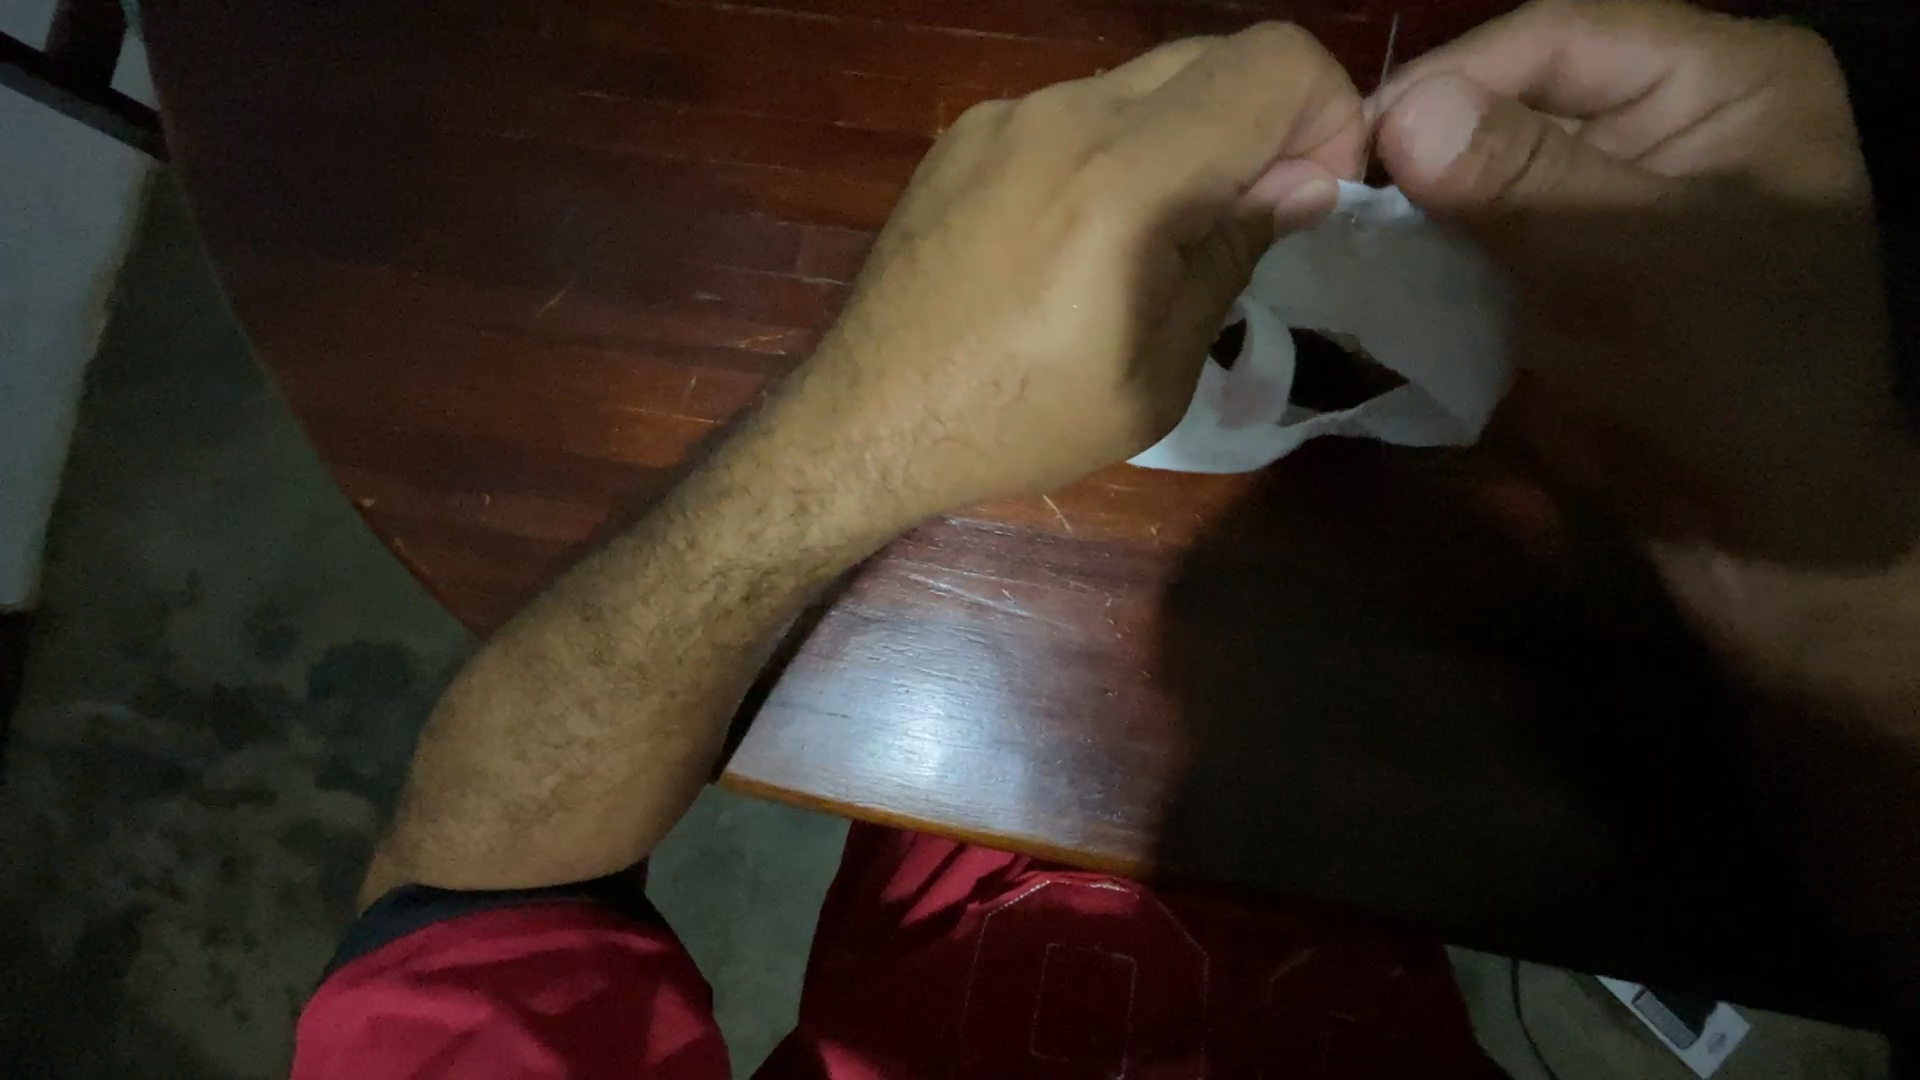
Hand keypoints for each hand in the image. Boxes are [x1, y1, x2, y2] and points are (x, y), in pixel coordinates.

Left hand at [776, 25, 1364, 523]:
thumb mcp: (1152, 381)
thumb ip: (1231, 262)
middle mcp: (1063, 117)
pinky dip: (1103, 154)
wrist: (868, 422)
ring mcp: (1000, 119)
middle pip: (1210, 59)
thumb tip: (1300, 182)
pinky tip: (1070, 237)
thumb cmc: (1016, 426)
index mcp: (1124, 182)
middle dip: (1254, 127)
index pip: (1274, 64)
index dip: (1325, 113)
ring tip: (1145, 244)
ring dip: (1175, 143)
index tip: (1308, 194)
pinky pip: (1066, 118)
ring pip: (1135, 86)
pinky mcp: (958, 139)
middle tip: (1236, 225)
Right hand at [1373, 0, 1917, 568]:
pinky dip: (1408, 249)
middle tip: (1330, 191)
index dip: (1450, 80)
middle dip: (1415, 145)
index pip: (1554, 38)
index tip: (1354, 144)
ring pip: (1465, 172)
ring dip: (1401, 202)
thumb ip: (1520, 180)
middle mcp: (1639, 124)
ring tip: (1331, 228)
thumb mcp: (1628, 259)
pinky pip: (1456, 235)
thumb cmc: (1713, 366)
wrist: (1719, 497)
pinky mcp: (1532, 263)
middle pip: (1500, 102)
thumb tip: (1401, 116)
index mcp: (1708, 84)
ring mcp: (1577, 199)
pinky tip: (1361, 265)